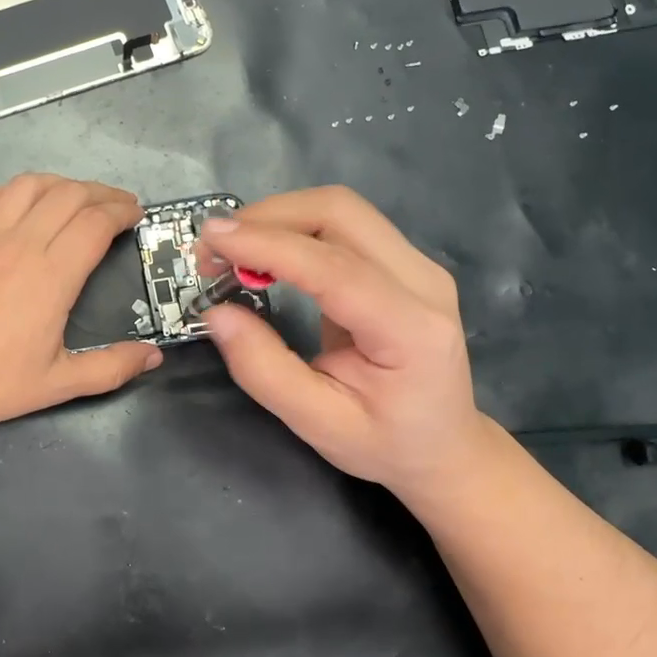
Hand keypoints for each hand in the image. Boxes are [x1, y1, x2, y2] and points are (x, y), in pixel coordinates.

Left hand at [0, 175, 163, 447]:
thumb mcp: (58, 385)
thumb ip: (111, 368)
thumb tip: (153, 357)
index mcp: (50, 276)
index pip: (95, 221)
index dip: (122, 210)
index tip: (137, 215)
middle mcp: (18, 245)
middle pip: (68, 194)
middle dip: (101, 192)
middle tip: (118, 207)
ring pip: (27, 186)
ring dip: (59, 184)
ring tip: (76, 200)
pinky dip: (11, 192)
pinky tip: (20, 208)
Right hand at [194, 186, 493, 489]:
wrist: (444, 448)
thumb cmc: (384, 444)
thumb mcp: (317, 423)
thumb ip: (264, 369)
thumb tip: (216, 312)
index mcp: (410, 330)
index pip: (335, 266)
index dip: (269, 245)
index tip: (211, 241)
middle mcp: (423, 281)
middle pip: (339, 212)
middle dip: (267, 217)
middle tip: (214, 250)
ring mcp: (417, 264)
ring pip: (338, 209)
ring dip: (276, 218)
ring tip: (231, 253)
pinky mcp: (400, 261)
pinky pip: (340, 224)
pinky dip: (291, 228)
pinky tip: (262, 255)